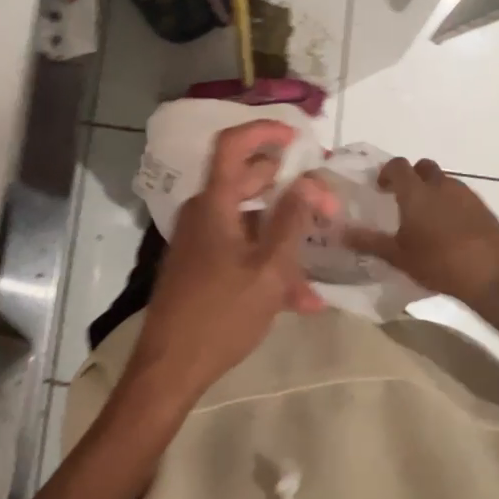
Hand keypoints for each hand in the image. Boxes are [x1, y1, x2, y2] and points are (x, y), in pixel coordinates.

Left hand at [127, 120, 334, 401]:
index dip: (264, 131)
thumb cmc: (221, 314)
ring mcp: (201, 240)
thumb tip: (309, 181)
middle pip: (248, 182)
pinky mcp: (203, 267)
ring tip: (322, 260)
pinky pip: (242, 250)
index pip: (233, 145)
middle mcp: (204, 213)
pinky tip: (304, 300)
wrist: (171, 367)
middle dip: (290, 189)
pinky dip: (270, 264)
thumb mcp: (268, 270)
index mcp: (214, 203)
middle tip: (327, 204)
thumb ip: (291, 221)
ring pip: (251, 222)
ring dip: (285, 237)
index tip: (298, 138)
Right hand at [344, 157, 498, 305]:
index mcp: (416, 192)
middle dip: (413, 177)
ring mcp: (466, 194)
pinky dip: (453, 204)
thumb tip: (339, 232)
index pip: (398, 165)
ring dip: (434, 191)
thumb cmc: (438, 264)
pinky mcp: (484, 208)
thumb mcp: (398, 257)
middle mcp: (440, 185)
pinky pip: (463, 197)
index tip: (381, 188)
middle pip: (424, 167)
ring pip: (445, 181)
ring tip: (429, 218)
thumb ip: (368, 242)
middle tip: (405, 200)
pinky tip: (452, 230)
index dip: (387, 172)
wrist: (492, 278)